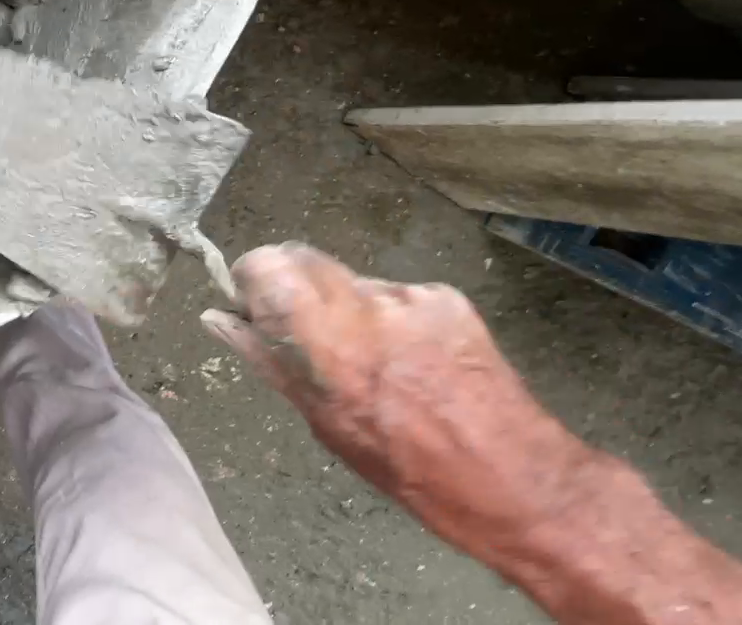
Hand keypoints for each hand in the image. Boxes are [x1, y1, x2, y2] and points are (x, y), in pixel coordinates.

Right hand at [201, 243, 599, 560]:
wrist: (524, 484)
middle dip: (290, 284)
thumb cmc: (412, 470)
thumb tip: (217, 318)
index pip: (267, 265)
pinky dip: (387, 316)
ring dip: (342, 306)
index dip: (250, 274)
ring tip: (372, 359)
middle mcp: (368, 304)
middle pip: (303, 259)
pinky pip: (394, 294)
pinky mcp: (446, 296)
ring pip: (349, 280)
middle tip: (300, 328)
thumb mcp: (326, 424)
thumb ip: (268, 360)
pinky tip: (410, 359)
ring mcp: (411, 296)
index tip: (249, 299)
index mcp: (330, 340)